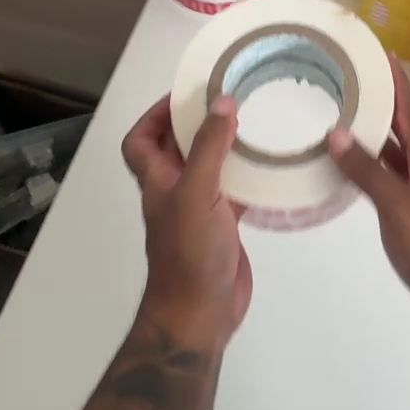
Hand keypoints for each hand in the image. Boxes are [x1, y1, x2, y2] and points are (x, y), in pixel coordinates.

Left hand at [121, 95, 252, 350]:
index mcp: (158, 180)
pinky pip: (234, 190)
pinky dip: (247, 176)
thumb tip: (222, 102)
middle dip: (197, 123)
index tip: (187, 95)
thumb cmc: (189, 252)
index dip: (154, 115)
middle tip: (229, 100)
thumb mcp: (197, 192)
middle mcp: (175, 190)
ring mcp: (199, 209)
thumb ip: (210, 147)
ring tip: (254, 123)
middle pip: (177, 148)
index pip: (140, 140)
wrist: (200, 313)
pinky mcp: (223, 225)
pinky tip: (269, 166)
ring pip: (208, 167)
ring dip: (225, 146)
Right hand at [328, 59, 409, 339]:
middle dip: (385, 107)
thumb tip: (337, 131)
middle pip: (406, 132)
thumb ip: (368, 171)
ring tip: (349, 123)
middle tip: (354, 85)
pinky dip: (377, 175)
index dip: (398, 83)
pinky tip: (360, 179)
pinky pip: (396, 187)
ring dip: (378, 141)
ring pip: (400, 161)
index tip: (384, 54)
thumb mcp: (399, 206)